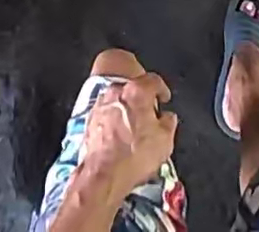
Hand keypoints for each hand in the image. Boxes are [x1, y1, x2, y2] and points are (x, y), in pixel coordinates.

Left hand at [76, 73, 177, 200]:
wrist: (102, 177)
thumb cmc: (134, 155)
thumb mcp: (165, 140)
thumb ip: (169, 122)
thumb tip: (167, 118)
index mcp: (138, 91)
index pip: (154, 80)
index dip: (162, 89)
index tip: (164, 98)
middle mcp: (118, 91)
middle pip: (134, 87)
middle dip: (142, 98)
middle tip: (149, 114)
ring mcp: (101, 105)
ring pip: (118, 100)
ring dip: (126, 108)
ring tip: (132, 127)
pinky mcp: (89, 120)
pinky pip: (106, 113)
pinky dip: (112, 120)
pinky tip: (117, 136)